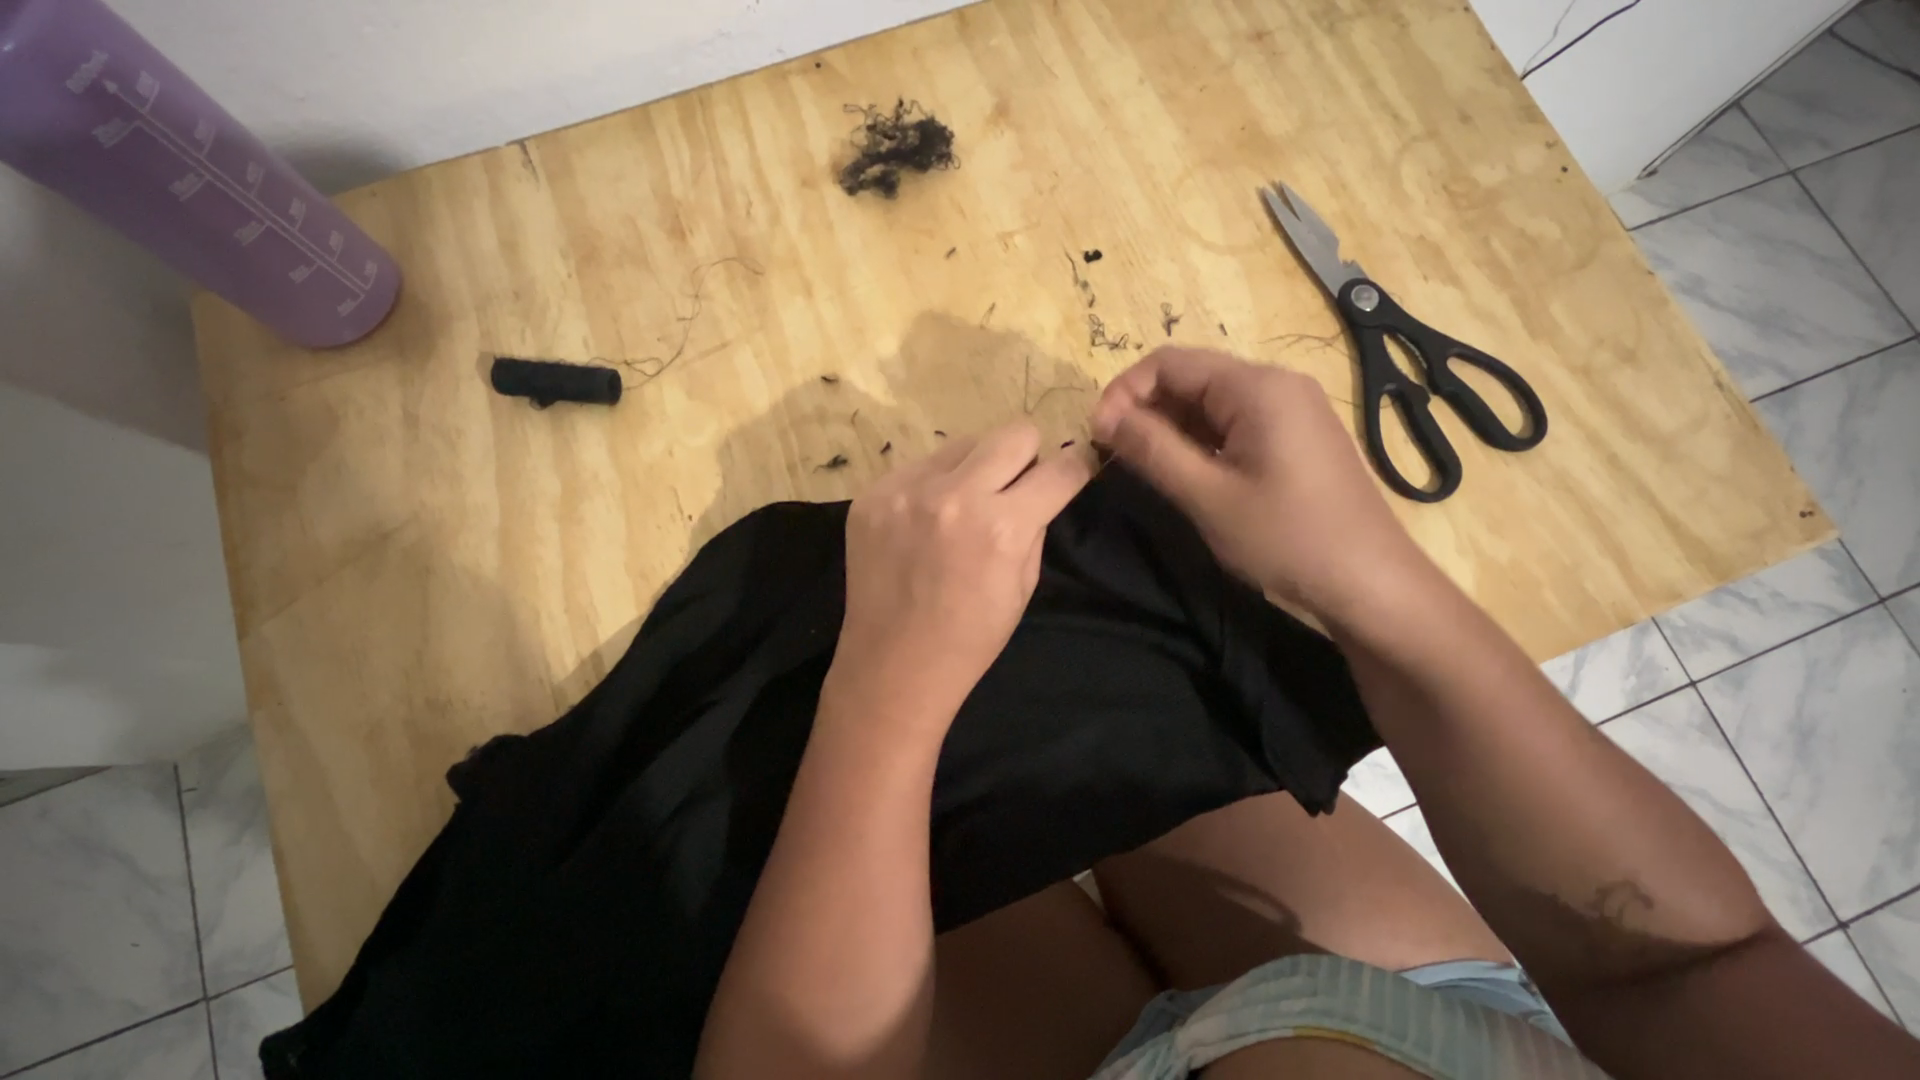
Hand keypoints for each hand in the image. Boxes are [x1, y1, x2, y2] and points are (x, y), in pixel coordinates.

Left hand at [827, 421, 1093, 742]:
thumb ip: (1034, 525)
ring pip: (963, 443)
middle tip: (1014, 486)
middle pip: (1014, 432)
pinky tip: (923, 523)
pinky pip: (919, 466)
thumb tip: (1042, 485)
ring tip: (962, 508)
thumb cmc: (971, 637)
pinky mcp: (873, 495)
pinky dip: (931, 486)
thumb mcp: (1024, 585)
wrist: (893, 665)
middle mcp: (955, 495)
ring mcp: (907, 490)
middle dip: (1026, 456)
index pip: (1060, 468)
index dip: (1075, 468)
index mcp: (1003, 526)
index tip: (1072, 471)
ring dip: (974, 468)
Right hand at [1090, 347, 1431, 624]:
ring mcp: (1292, 410)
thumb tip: (1104, 417)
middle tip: (1115, 456)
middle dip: (1145, 409)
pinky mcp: (1297, 437)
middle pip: (1192, 377)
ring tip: (1145, 468)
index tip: (1097, 436)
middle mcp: (1277, 384)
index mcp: (1257, 387)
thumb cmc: (1286, 538)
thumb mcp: (1207, 496)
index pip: (1169, 362)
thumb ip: (1152, 450)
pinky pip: (1235, 423)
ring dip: (1171, 428)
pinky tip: (1186, 474)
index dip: (1123, 392)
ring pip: (1211, 402)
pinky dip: (1201, 441)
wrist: (1370, 582)